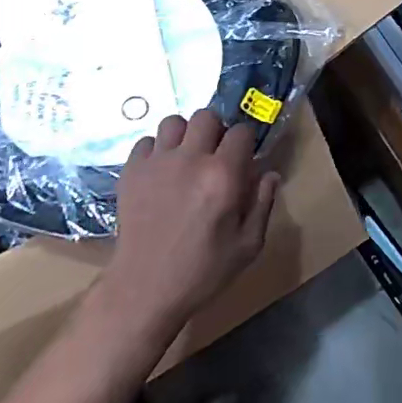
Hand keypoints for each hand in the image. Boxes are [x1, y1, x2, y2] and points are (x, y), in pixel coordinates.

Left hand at [101, 110, 281, 338]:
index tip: (244, 156)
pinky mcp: (131, 171)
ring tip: (186, 158)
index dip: (246, 141)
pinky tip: (161, 172)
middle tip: (216, 154)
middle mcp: (190, 159)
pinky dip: (157, 150)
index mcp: (223, 175)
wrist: (145, 286)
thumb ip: (262, 204)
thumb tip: (270, 174)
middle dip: (216, 130)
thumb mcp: (247, 245)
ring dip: (185, 135)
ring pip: (173, 122)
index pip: (241, 132)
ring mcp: (156, 162)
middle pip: (206, 116)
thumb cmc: (203, 271)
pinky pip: (146, 142)